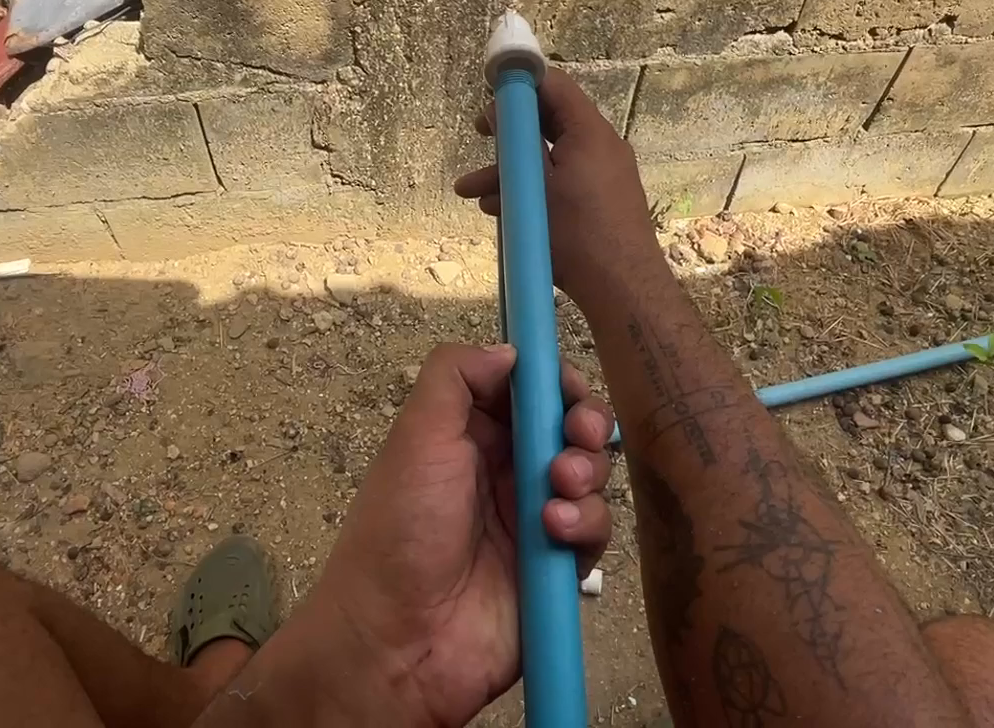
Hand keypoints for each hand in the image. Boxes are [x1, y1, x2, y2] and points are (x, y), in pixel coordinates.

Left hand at [305, 343, 613, 726]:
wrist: (398, 641)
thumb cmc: (402, 526)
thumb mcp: (416, 435)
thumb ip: (455, 376)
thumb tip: (510, 351)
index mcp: (473, 430)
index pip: (530, 388)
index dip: (555, 382)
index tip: (565, 388)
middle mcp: (508, 465)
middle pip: (571, 424)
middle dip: (585, 421)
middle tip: (578, 434)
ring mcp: (536, 513)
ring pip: (591, 472)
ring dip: (585, 471)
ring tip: (557, 490)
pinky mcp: (558, 562)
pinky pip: (595, 528)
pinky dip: (585, 522)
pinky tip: (555, 530)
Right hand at [453, 69, 664, 308]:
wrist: (621, 288)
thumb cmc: (574, 233)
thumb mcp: (534, 185)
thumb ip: (517, 144)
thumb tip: (500, 112)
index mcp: (589, 132)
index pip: (555, 85)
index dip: (519, 84)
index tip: (489, 94)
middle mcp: (601, 146)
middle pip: (550, 121)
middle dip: (509, 132)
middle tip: (480, 134)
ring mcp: (604, 175)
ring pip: (551, 158)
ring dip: (511, 170)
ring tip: (471, 191)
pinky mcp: (602, 201)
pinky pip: (563, 181)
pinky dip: (533, 188)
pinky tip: (500, 211)